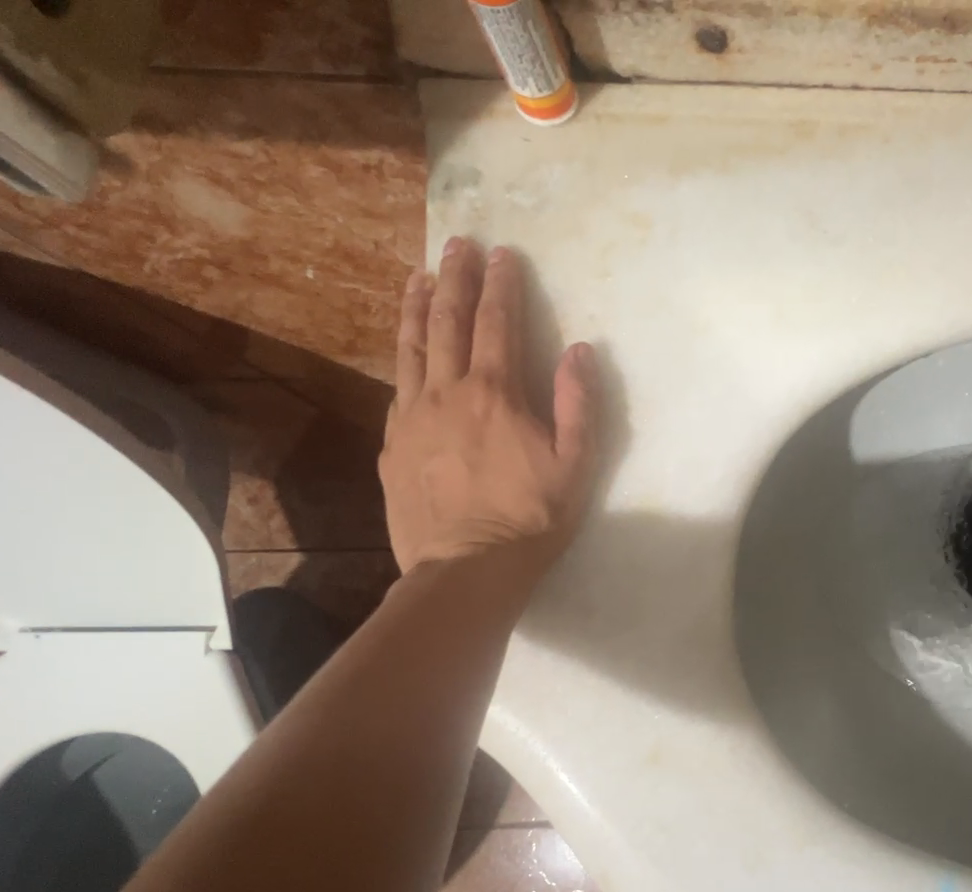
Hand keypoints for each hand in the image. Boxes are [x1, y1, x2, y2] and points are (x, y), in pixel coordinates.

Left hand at [380, 237, 597, 575]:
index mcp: (496, 393)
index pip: (497, 323)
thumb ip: (578, 403)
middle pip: (447, 321)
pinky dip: (403, 354)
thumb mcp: (576, 465)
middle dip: (455, 277)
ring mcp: (412, 415)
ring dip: (416, 305)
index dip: (501, 285)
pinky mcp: (392, 443)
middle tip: (457, 244)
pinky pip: (397, 385)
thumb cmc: (532, 518)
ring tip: (419, 275)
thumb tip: (578, 350)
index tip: (502, 253)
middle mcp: (448, 391)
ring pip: (411, 346)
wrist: (466, 568)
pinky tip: (406, 348)